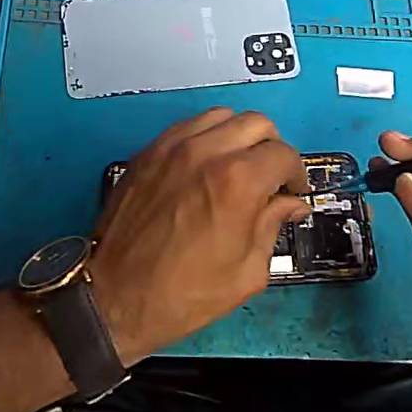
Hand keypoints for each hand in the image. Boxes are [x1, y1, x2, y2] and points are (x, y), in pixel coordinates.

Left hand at [87, 109, 309, 364]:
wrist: (116, 296)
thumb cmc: (182, 293)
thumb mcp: (246, 271)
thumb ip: (273, 225)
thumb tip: (290, 203)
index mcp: (236, 182)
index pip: (283, 153)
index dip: (295, 174)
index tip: (292, 190)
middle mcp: (205, 152)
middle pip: (257, 123)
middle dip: (272, 148)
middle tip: (269, 177)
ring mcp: (173, 146)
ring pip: (222, 115)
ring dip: (238, 135)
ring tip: (237, 165)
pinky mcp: (149, 150)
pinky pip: (188, 125)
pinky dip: (206, 136)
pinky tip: (205, 163)